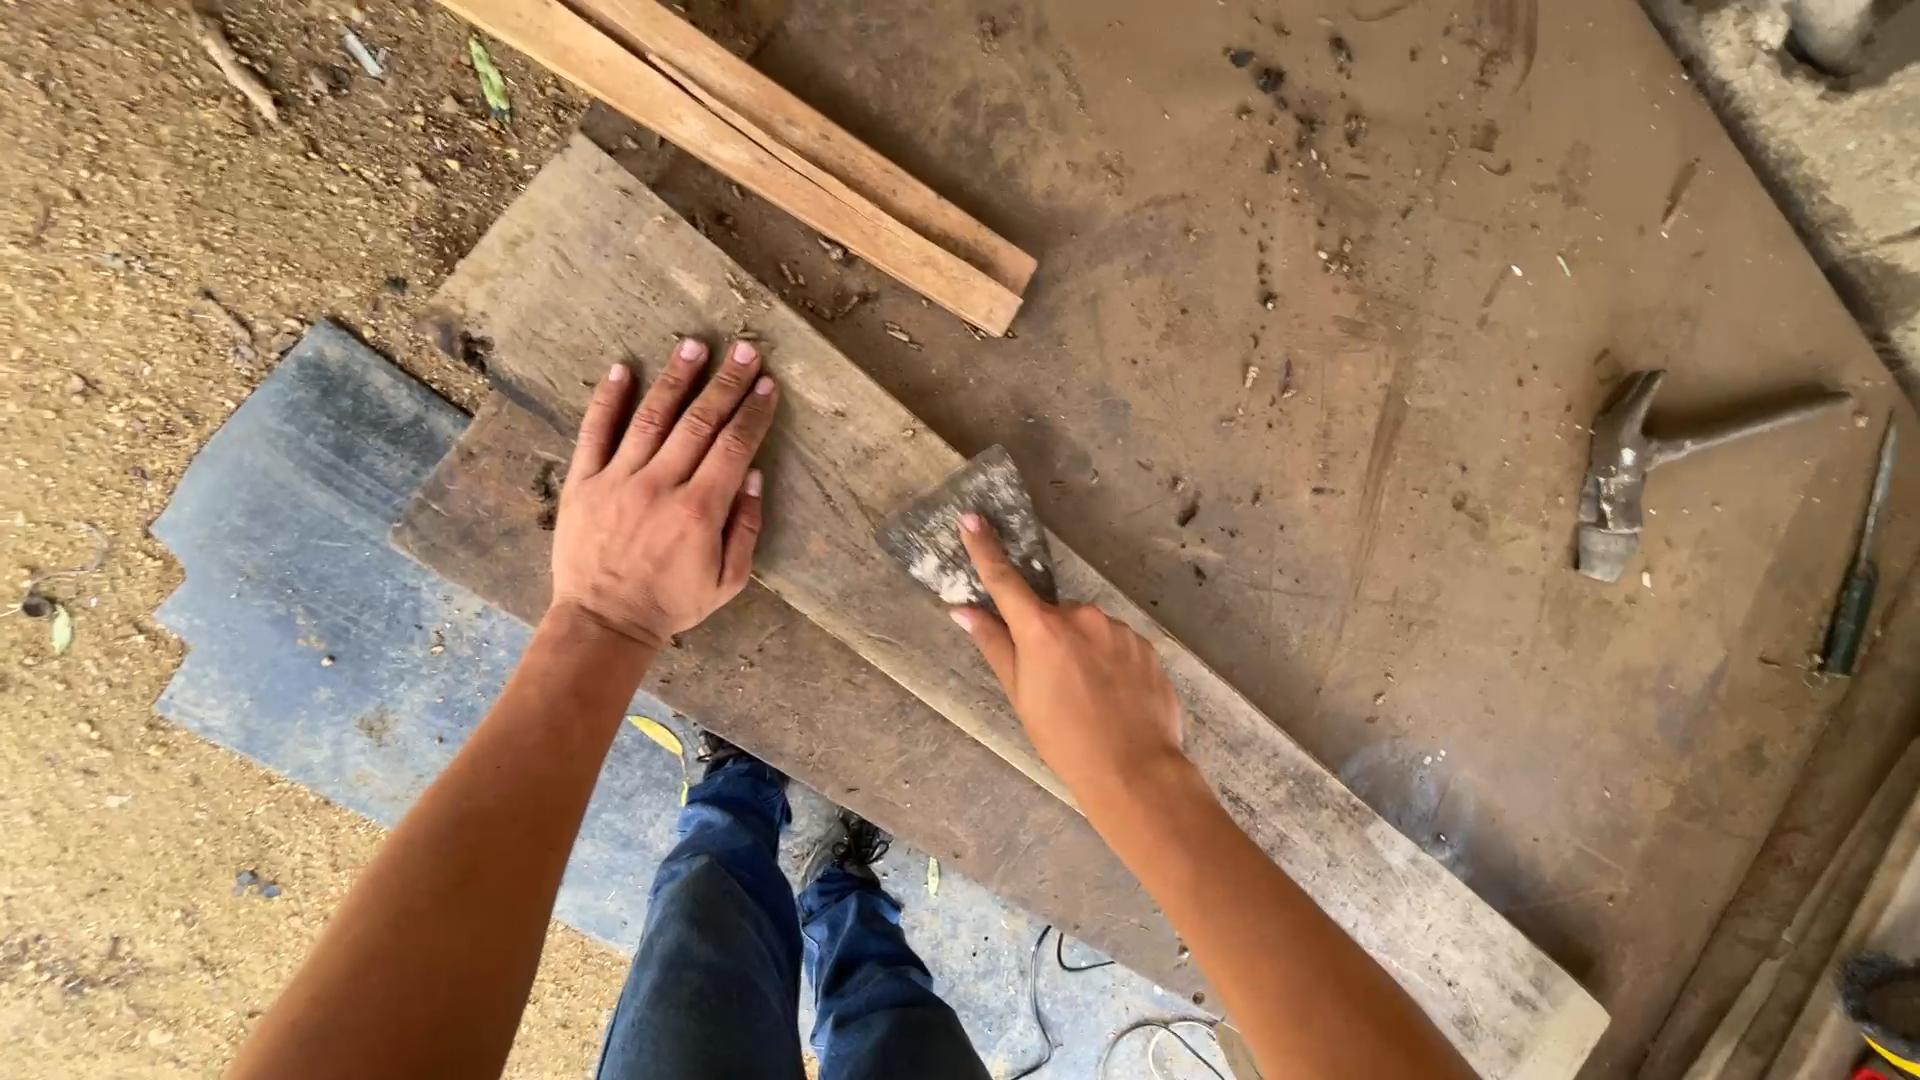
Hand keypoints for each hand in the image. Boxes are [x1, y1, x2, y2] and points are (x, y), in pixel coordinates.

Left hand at [549, 338, 777, 649]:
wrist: (605, 621)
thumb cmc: (673, 603)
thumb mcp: (729, 579)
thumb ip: (745, 526)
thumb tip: (752, 475)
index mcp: (700, 511)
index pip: (733, 447)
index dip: (753, 413)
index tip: (767, 385)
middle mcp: (660, 486)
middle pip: (699, 422)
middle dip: (726, 384)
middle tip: (745, 351)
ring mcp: (618, 480)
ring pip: (651, 418)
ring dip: (676, 379)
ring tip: (694, 345)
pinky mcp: (584, 483)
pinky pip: (595, 433)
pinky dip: (608, 400)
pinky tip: (623, 370)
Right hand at [949, 514, 1185, 795]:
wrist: (1135, 770)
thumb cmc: (1065, 738)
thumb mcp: (1020, 695)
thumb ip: (994, 645)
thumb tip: (963, 611)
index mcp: (1042, 629)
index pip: (1004, 580)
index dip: (984, 548)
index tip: (972, 519)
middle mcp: (1081, 617)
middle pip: (1051, 614)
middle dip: (1046, 635)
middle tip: (1050, 680)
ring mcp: (1116, 629)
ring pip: (1085, 628)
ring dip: (1079, 648)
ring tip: (1086, 695)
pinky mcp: (1144, 645)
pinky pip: (1114, 642)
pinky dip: (1106, 661)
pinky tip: (1111, 695)